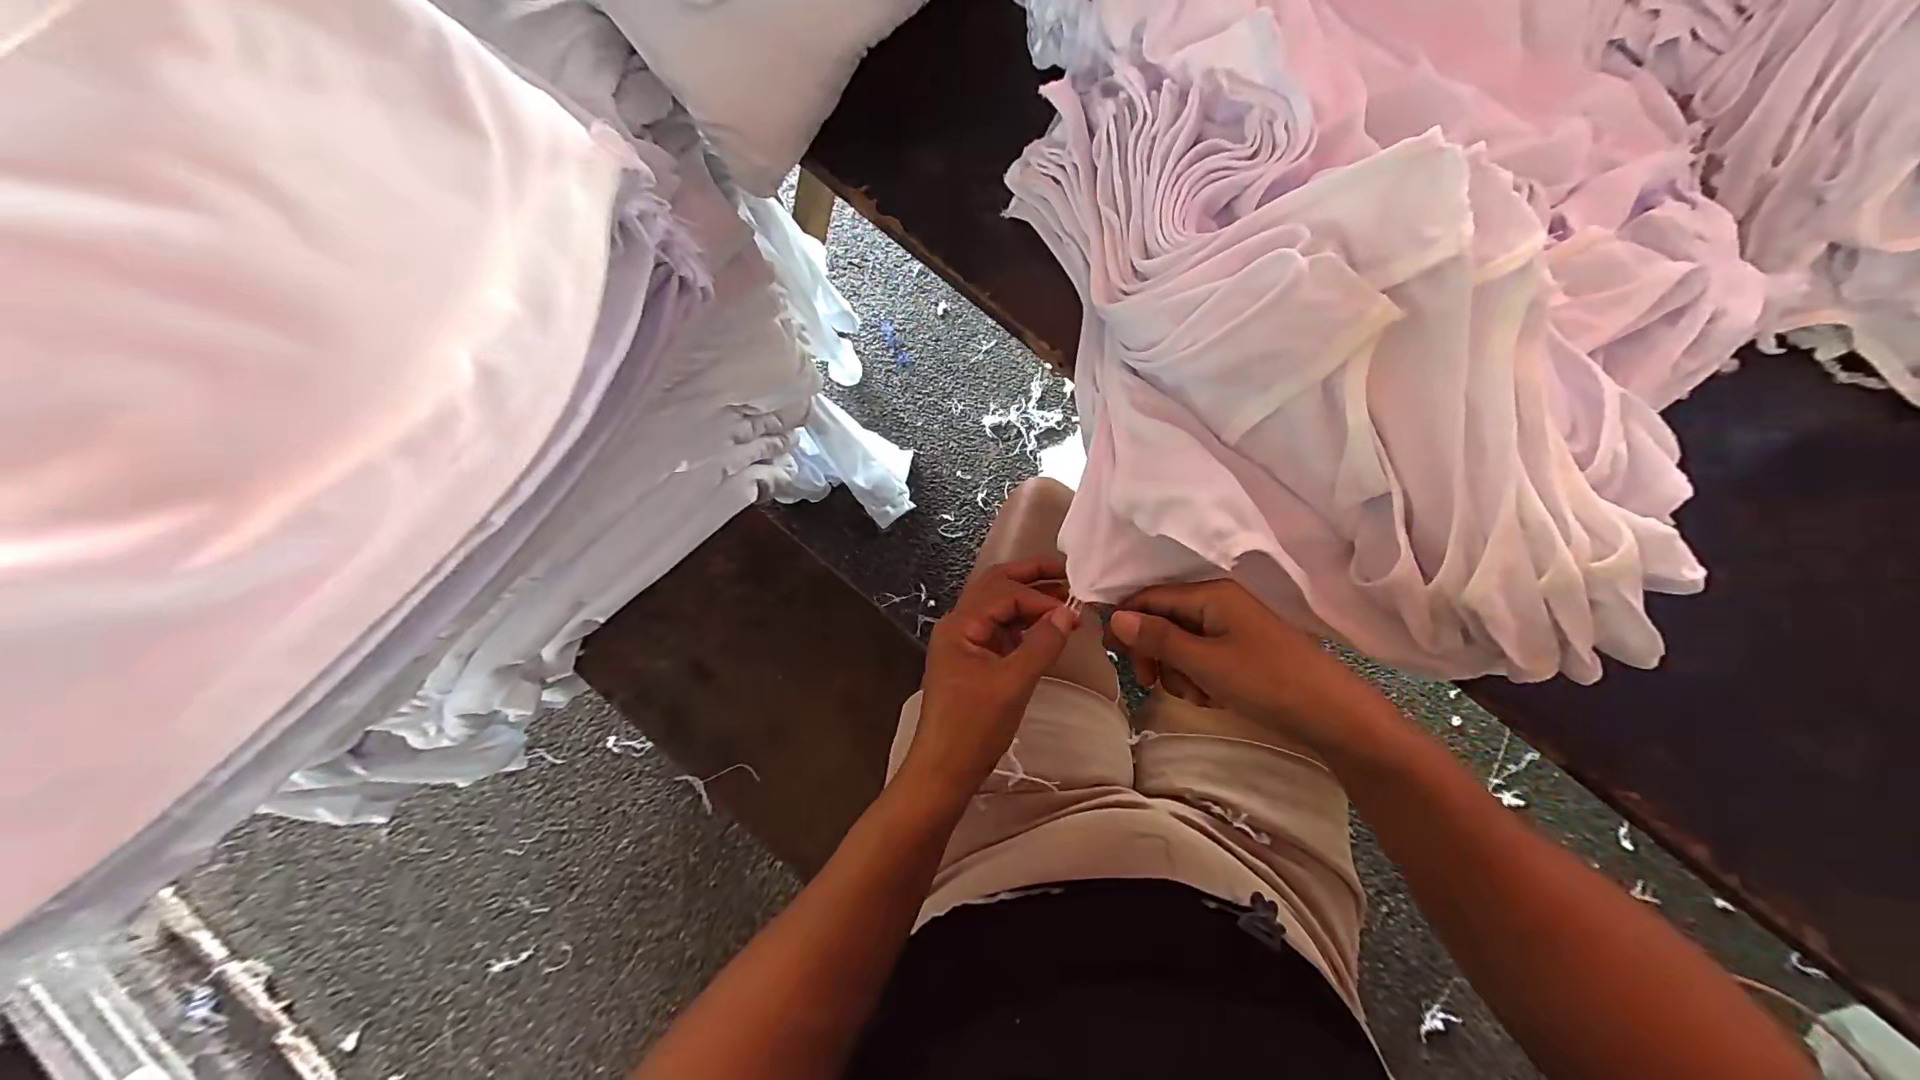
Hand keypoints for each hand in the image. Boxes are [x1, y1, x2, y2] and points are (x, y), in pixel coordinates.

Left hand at [898, 556, 1080, 799]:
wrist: (943, 769)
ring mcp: (964, 643)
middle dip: (1030, 577)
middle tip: (1067, 573)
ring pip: (997, 607)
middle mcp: (958, 626)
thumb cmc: (973, 727)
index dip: (1040, 597)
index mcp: (960, 625)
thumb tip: (1069, 612)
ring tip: (1064, 598)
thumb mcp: (1013, 684)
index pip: (1004, 592)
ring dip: (1028, 600)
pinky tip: (1046, 627)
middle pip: (996, 586)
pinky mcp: (973, 661)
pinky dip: (1023, 624)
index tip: (1073, 610)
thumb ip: (1042, 644)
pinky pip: (999, 630)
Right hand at [1106, 579, 1376, 755]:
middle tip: (1151, 684)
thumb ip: (1158, 638)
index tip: (1110, 653)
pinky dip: (1198, 678)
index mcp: (1211, 595)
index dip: (1126, 622)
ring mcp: (1231, 627)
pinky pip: (1201, 658)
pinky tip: (1212, 697)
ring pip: (1180, 644)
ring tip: (1197, 695)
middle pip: (1162, 621)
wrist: (1334, 716)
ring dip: (1177, 671)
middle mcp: (1218, 603)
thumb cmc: (1267, 682)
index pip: (1150, 598)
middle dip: (1154, 653)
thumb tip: (1115, 617)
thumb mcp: (1204, 662)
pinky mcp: (1240, 650)